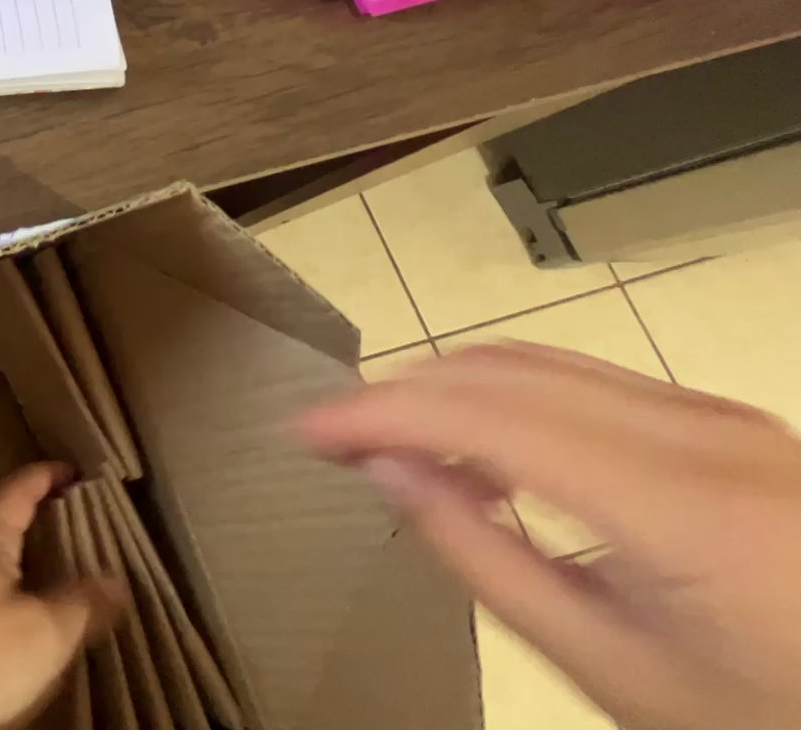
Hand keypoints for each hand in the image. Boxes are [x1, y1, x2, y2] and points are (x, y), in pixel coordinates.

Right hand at [293, 342, 800, 729]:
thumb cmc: (758, 710)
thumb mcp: (611, 667)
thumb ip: (481, 555)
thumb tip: (385, 465)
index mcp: (683, 504)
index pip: (479, 415)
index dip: (373, 413)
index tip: (300, 431)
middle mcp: (701, 432)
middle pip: (496, 371)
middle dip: (394, 393)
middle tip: (331, 435)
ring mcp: (718, 416)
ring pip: (529, 360)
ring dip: (437, 389)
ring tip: (387, 440)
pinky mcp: (722, 419)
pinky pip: (574, 377)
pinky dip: (494, 395)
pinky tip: (474, 448)